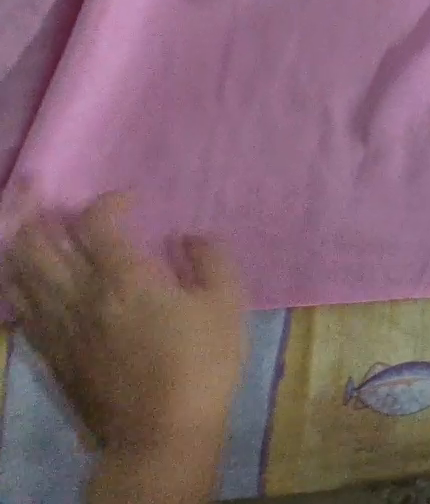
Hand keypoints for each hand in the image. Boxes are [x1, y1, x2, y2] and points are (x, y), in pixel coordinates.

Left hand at [1, 194, 246, 460]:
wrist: (160, 424)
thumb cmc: (205, 357)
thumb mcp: (228, 301)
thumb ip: (210, 261)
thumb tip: (190, 237)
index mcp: (127, 281)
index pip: (98, 227)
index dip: (109, 204)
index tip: (130, 198)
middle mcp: (80, 297)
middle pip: (37, 248)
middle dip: (31, 212)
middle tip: (34, 186)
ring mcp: (57, 326)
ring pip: (18, 276)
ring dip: (16, 244)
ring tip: (19, 222)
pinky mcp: (48, 350)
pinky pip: (19, 306)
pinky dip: (16, 282)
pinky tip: (22, 276)